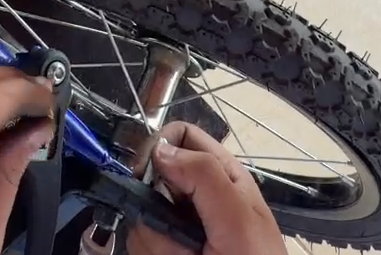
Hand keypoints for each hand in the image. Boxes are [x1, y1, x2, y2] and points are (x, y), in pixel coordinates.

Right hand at [129, 121, 286, 254]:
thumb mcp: (238, 218)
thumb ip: (204, 176)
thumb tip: (160, 150)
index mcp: (220, 175)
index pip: (180, 137)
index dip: (159, 146)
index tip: (145, 174)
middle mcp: (195, 198)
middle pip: (150, 183)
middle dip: (157, 213)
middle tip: (182, 239)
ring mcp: (179, 231)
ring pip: (141, 222)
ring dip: (160, 247)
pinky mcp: (165, 253)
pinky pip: (142, 248)